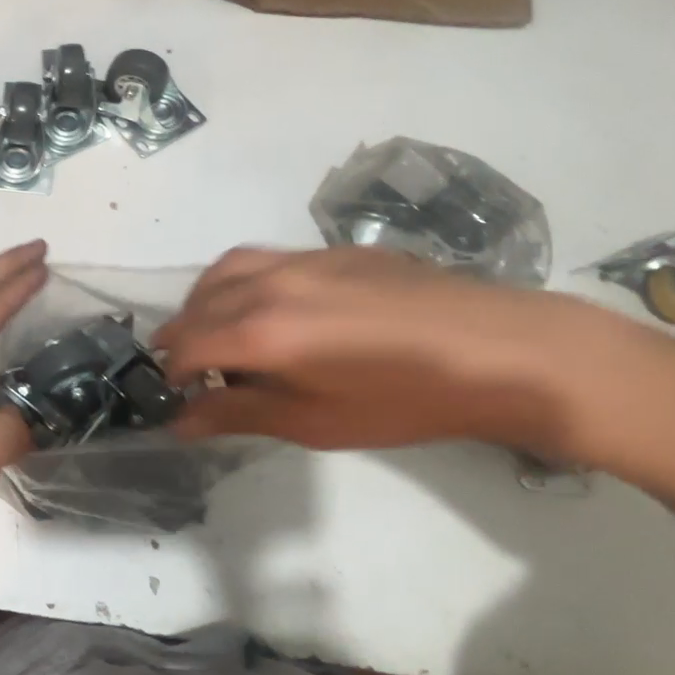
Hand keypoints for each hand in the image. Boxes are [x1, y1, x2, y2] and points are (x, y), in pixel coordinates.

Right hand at [153, 246, 618, 451]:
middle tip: (192, 374)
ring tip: (219, 333)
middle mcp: (268, 284)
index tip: (177, 399)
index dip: (171, 376)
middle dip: (182, 339)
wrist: (503, 352)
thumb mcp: (312, 422)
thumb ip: (236, 416)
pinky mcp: (334, 251)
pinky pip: (264, 261)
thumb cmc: (404, 401)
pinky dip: (242, 284)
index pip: (184, 346)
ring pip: (225, 271)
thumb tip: (180, 421)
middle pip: (197, 305)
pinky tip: (272, 312)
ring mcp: (302, 260)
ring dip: (206, 302)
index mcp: (259, 331)